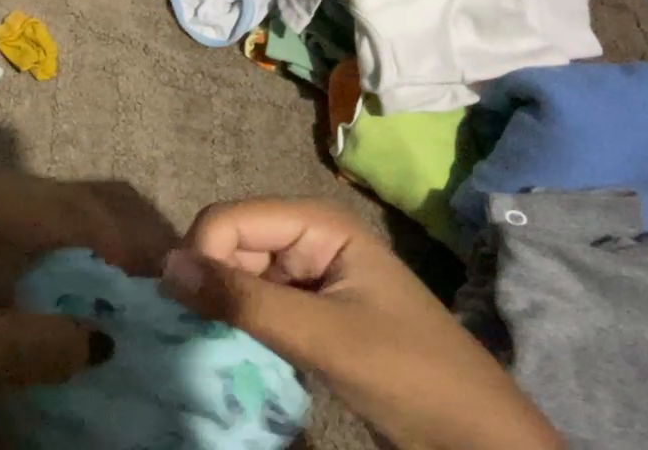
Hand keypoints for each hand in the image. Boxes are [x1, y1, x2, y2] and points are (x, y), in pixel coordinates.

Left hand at [0, 171, 176, 446]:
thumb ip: (33, 345)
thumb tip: (105, 340)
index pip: (64, 208)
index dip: (118, 239)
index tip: (166, 275)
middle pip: (63, 200)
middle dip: (115, 233)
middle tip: (166, 272)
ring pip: (50, 215)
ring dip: (95, 242)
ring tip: (138, 277)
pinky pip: (33, 236)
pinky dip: (68, 255)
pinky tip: (89, 283)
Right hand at [162, 199, 561, 449]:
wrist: (482, 445)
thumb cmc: (412, 378)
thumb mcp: (324, 338)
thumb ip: (243, 300)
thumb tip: (165, 267)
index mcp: (316, 224)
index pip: (227, 220)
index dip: (201, 256)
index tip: (189, 307)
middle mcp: (307, 238)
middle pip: (228, 241)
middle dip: (209, 279)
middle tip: (205, 329)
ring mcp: (308, 275)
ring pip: (235, 272)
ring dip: (222, 303)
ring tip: (222, 341)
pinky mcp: (308, 310)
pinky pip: (253, 300)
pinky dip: (238, 320)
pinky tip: (240, 345)